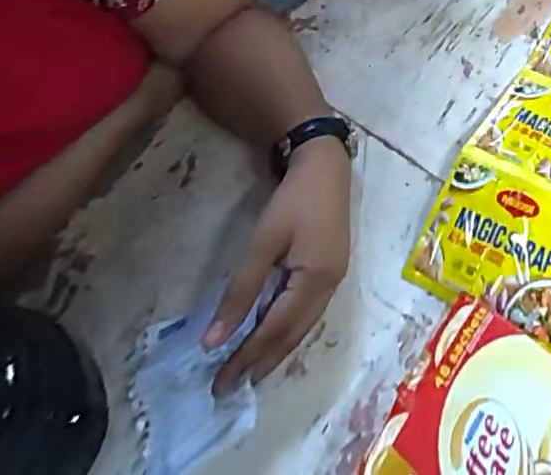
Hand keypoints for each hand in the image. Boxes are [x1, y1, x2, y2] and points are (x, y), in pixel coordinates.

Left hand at [206, 135, 350, 393]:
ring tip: (251, 369)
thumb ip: (242, 290)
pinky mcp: (333, 265)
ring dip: (277, 347)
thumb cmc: (295, 200)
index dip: (247, 357)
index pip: (276, 329)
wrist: (327, 164)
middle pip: (294, 333)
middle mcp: (331, 284)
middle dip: (263, 360)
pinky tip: (276, 332)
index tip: (219, 384)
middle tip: (230, 386)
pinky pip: (310, 309)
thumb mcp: (264, 241)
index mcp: (316, 279)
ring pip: (304, 323)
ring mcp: (336, 275)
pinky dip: (290, 327)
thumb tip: (214, 340)